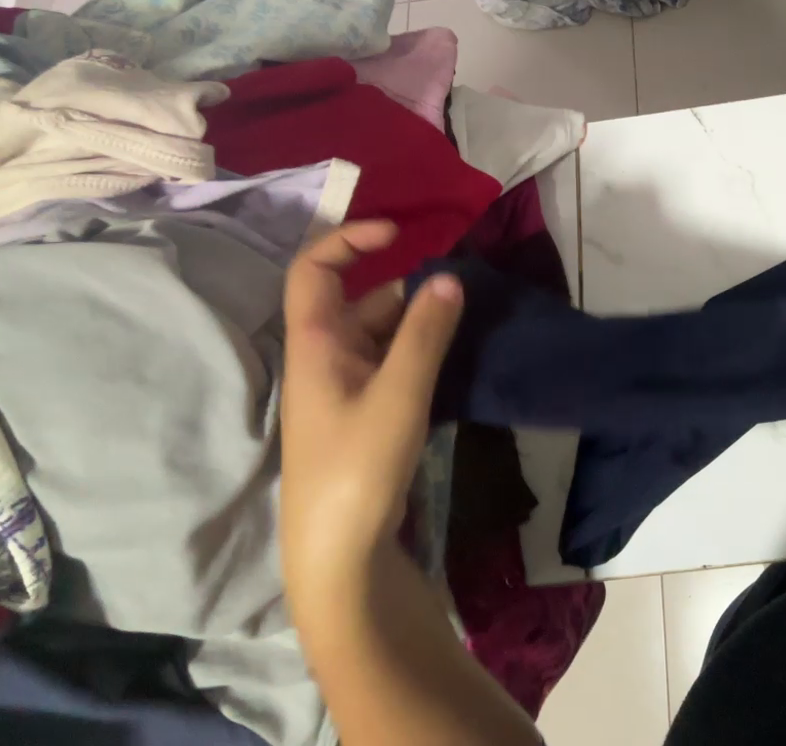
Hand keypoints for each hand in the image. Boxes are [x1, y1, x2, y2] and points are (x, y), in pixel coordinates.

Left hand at [279, 221, 462, 604]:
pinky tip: (456, 362)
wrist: (338, 552)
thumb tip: (448, 277)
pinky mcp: (364, 413)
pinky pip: (393, 363)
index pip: (316, 269)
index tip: (401, 233)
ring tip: (470, 329)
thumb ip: (425, 333)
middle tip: (464, 299)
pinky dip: (422, 353)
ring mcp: (344, 387)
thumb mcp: (399, 394)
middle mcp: (325, 357)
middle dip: (412, 292)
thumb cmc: (358, 467)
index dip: (350, 239)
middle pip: (363, 301)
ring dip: (422, 325)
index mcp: (316, 344)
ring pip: (383, 334)